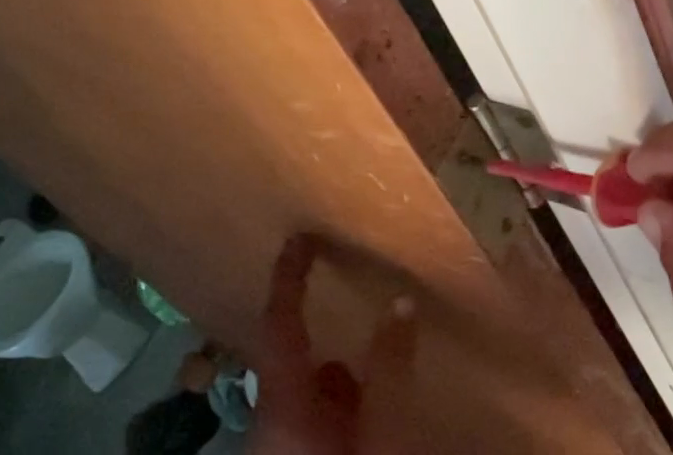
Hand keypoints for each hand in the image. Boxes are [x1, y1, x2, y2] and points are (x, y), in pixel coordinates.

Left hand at [248, 235, 417, 454]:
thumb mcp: (380, 427)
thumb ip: (388, 366)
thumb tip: (401, 300)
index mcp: (282, 401)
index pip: (278, 323)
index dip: (288, 278)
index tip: (300, 237)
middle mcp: (271, 417)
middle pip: (293, 357)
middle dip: (320, 324)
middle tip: (348, 286)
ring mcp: (282, 442)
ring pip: (308, 389)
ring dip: (339, 369)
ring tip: (378, 350)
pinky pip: (318, 416)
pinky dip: (343, 400)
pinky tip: (373, 408)